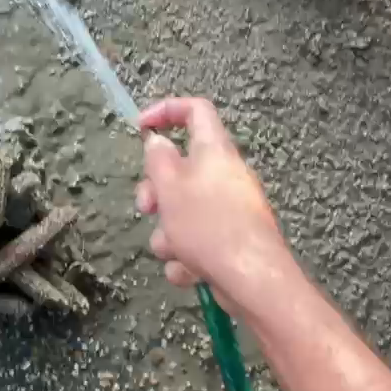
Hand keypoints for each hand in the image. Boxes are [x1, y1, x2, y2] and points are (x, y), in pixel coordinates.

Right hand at [136, 98, 296, 316]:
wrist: (251, 279)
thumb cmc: (209, 226)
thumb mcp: (171, 187)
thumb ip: (158, 160)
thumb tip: (158, 141)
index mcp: (214, 151)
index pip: (195, 111)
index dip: (166, 110)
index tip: (140, 127)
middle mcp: (224, 176)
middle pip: (180, 170)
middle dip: (156, 192)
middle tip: (146, 208)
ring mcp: (229, 211)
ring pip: (182, 213)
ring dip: (168, 234)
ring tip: (174, 249)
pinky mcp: (229, 243)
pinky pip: (195, 243)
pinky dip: (186, 258)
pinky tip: (189, 271)